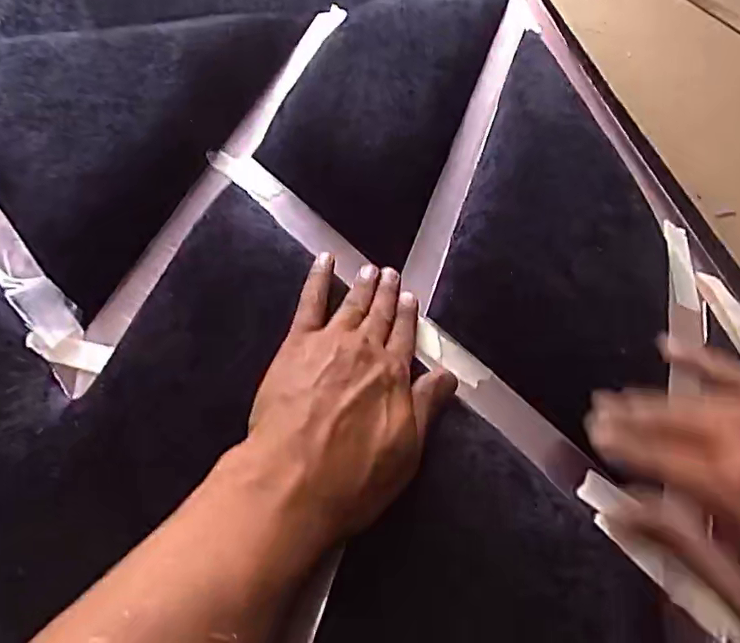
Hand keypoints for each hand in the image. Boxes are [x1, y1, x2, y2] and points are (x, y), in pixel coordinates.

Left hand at [236, 253, 457, 547]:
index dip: (409, 316)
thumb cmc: (352, 477)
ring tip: (370, 269)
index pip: (405, 336)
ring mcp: (331, 342)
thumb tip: (448, 374)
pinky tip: (325, 260)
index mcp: (393, 374)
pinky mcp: (297, 343)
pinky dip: (319, 277)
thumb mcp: (406, 451)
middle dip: (388, 293)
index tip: (411, 298)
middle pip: (381, 315)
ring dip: (363, 285)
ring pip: (353, 304)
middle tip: (392, 274)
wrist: (291, 480)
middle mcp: (366, 349)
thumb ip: (427, 406)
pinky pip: (311, 301)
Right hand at [588, 339, 739, 642]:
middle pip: (671, 418)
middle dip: (630, 416)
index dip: (622, 448)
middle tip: (596, 411)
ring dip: (657, 392)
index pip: (657, 459)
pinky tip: (674, 351)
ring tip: (623, 393)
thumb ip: (686, 549)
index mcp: (734, 489)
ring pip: (699, 393)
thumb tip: (623, 513)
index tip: (594, 438)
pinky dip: (704, 361)